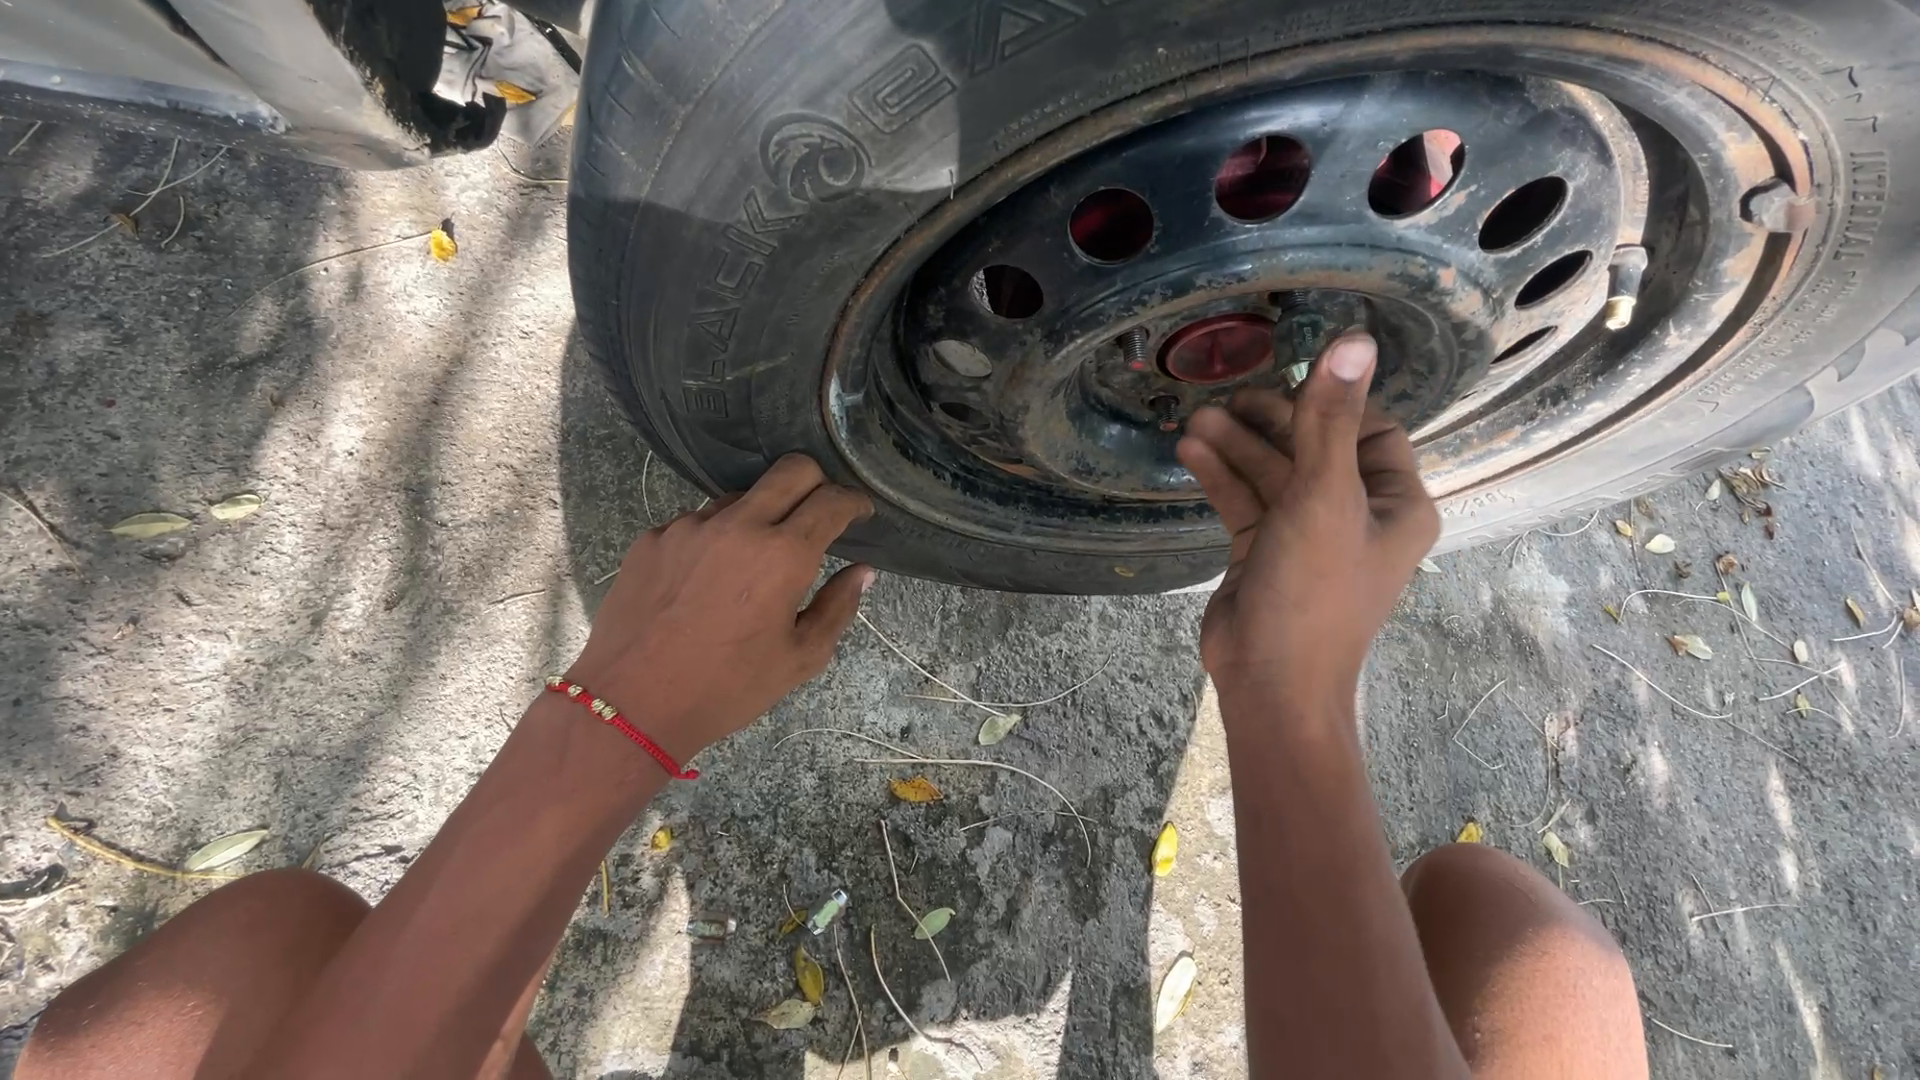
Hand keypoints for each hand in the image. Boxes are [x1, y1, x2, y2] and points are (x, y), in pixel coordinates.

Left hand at [564, 454, 874, 760]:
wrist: (631, 704)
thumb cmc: (727, 687)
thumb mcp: (800, 658)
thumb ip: (837, 607)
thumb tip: (862, 572)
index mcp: (783, 555)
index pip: (832, 502)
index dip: (854, 502)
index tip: (860, 512)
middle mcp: (739, 525)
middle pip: (791, 469)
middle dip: (817, 481)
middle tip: (820, 512)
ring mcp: (690, 526)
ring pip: (741, 496)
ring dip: (761, 515)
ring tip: (754, 560)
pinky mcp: (653, 538)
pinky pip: (697, 523)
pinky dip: (715, 539)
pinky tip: (706, 580)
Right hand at [1175, 331, 1438, 709]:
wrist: (1271, 679)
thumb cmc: (1314, 589)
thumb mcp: (1324, 497)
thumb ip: (1329, 420)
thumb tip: (1353, 338)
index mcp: (1394, 502)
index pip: (1371, 430)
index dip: (1332, 404)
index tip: (1286, 381)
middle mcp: (1355, 513)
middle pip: (1312, 448)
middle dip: (1269, 422)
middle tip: (1225, 398)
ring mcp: (1305, 534)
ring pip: (1271, 474)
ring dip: (1236, 446)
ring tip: (1195, 421)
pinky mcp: (1264, 551)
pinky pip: (1245, 501)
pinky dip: (1221, 476)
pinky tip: (1189, 451)